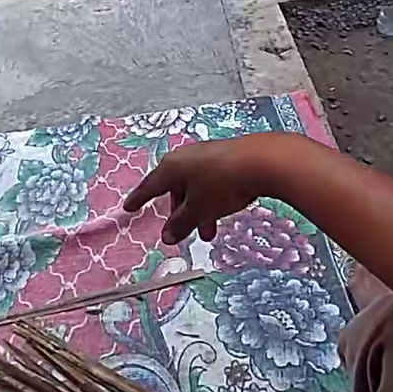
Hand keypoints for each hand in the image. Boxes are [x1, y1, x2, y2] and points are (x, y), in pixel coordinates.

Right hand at [123, 133, 300, 242]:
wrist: (263, 161)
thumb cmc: (223, 183)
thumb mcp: (199, 209)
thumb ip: (181, 223)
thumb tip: (167, 235)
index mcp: (172, 167)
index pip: (150, 186)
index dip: (139, 199)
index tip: (129, 207)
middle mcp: (187, 157)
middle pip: (175, 187)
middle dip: (179, 212)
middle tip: (182, 231)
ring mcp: (207, 155)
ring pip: (195, 186)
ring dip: (198, 209)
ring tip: (209, 230)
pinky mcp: (227, 157)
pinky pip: (211, 180)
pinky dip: (211, 197)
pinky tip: (223, 208)